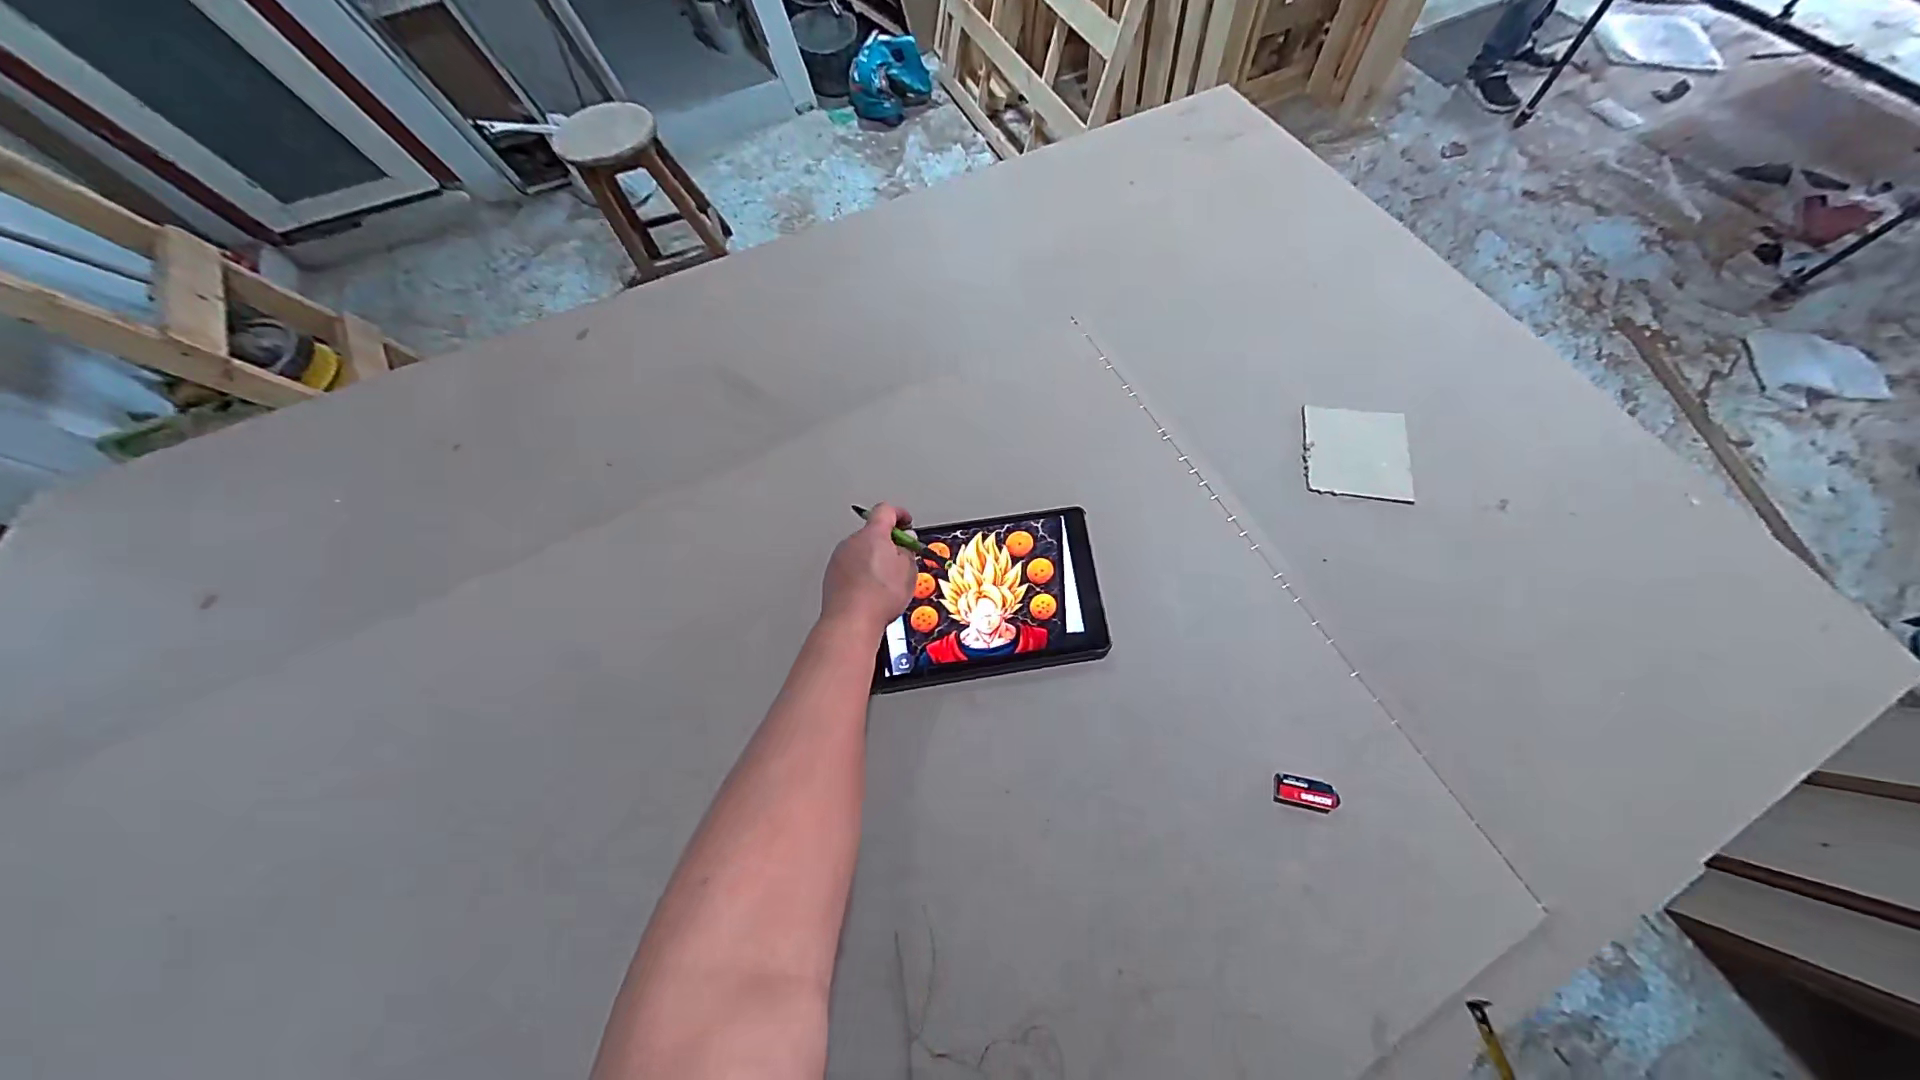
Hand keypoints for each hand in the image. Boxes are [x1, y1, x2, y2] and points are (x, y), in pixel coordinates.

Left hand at [822, 503, 917, 633]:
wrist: (851, 620)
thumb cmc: (878, 596)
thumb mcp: (908, 571)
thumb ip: (908, 550)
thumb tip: (905, 546)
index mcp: (873, 534)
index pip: (886, 510)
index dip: (899, 514)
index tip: (906, 521)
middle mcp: (852, 541)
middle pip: (872, 532)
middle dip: (887, 541)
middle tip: (901, 556)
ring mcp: (839, 557)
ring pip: (861, 550)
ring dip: (874, 558)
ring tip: (887, 579)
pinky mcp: (832, 574)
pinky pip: (851, 565)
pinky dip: (862, 571)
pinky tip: (872, 588)